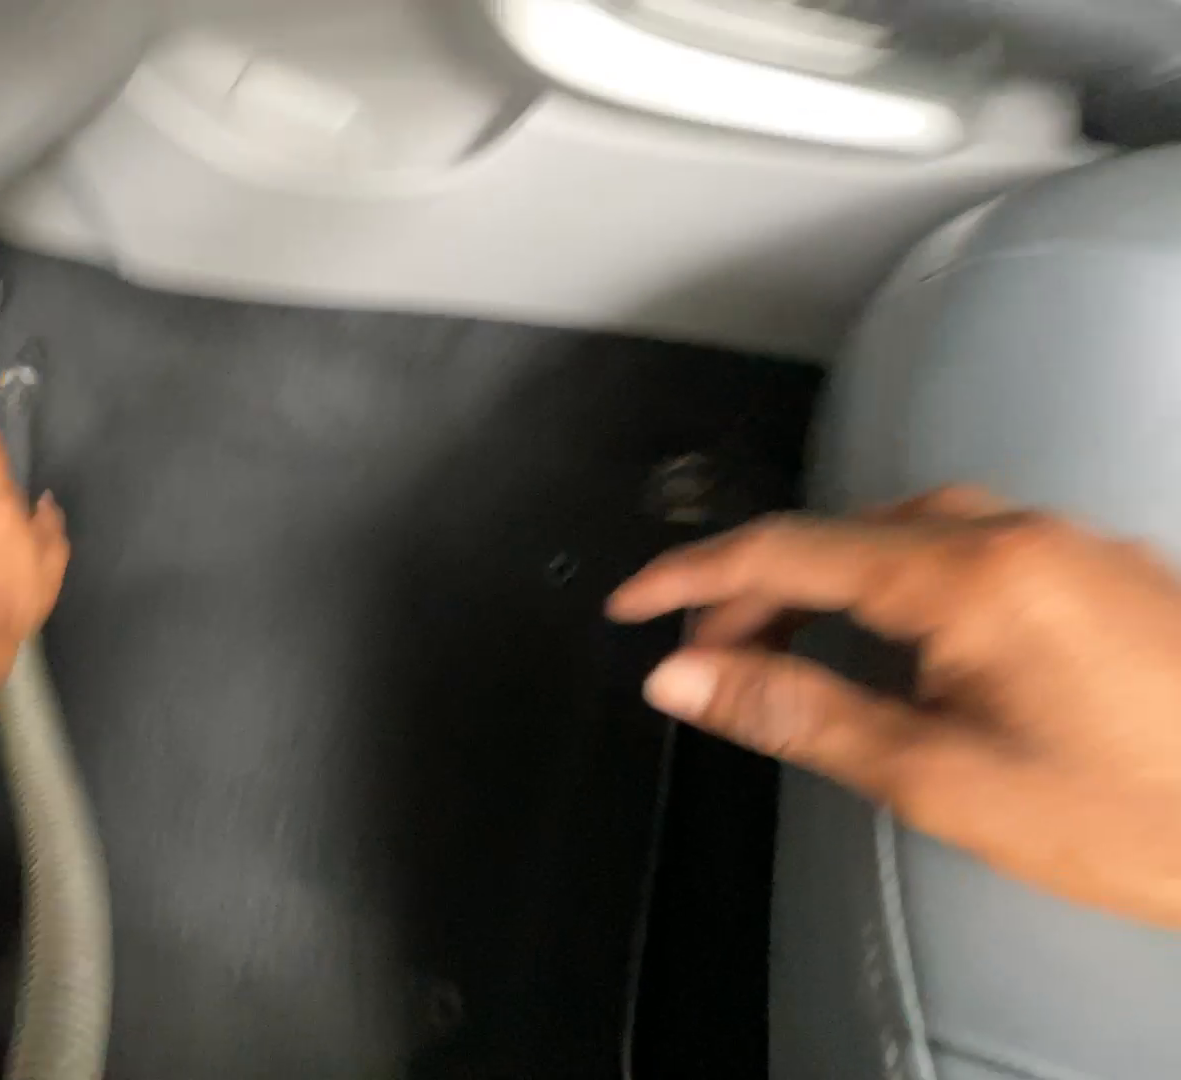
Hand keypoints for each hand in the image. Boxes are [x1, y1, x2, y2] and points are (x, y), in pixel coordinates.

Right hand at [608, 487, 1180, 926]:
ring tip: (771, 649)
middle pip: (821, 540)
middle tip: (703, 661)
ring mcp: (1052, 544)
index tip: (625, 604)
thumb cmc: (1144, 817)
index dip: (683, 577)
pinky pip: (932, 547)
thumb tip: (674, 679)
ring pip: (873, 538)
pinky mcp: (1080, 565)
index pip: (777, 552)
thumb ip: (790, 711)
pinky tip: (863, 632)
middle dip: (741, 596)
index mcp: (964, 577)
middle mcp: (1005, 535)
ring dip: (800, 588)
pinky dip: (863, 584)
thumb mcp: (938, 776)